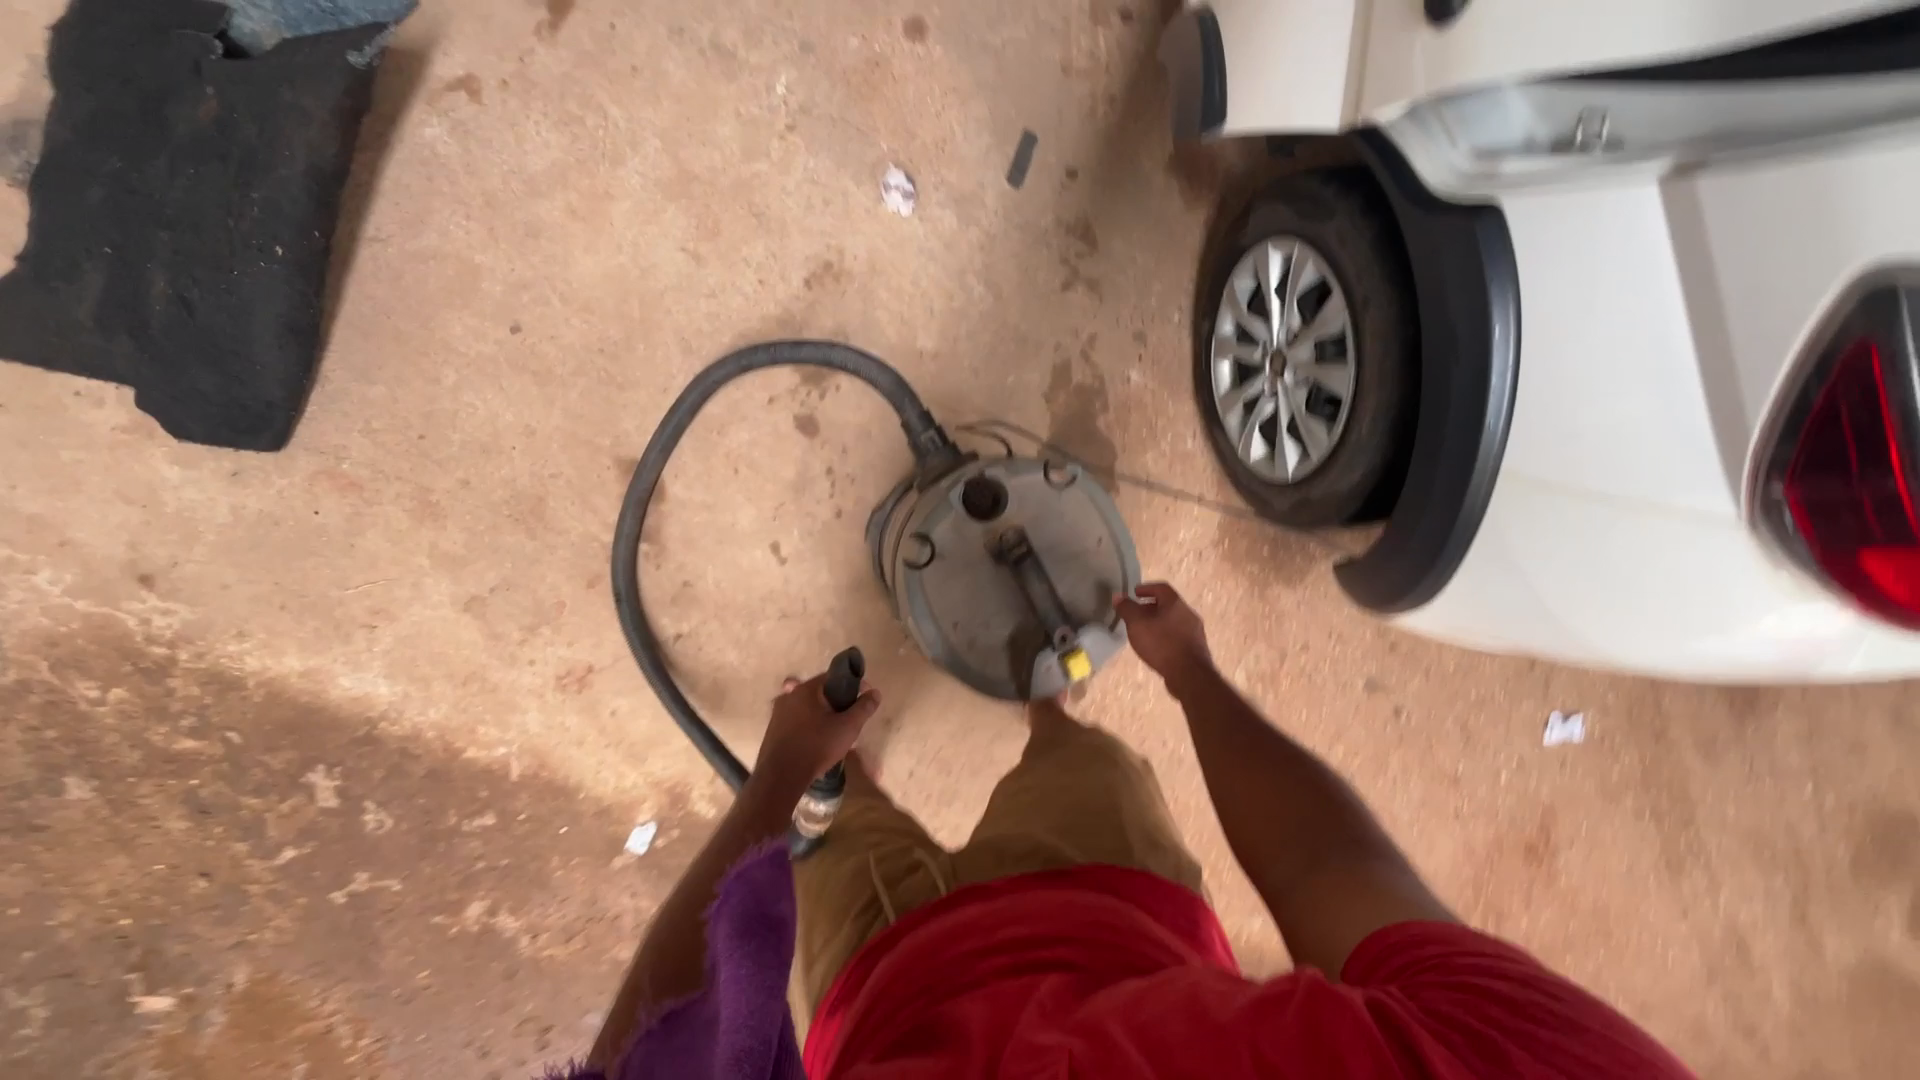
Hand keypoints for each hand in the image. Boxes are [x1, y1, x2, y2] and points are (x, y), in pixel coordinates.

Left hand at [753, 671, 880, 789]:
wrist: (782, 776)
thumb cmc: (817, 746)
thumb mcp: (848, 727)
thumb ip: (863, 708)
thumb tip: (875, 692)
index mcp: (806, 690)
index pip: (833, 677)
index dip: (851, 685)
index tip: (862, 698)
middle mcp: (789, 696)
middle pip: (819, 693)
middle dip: (836, 702)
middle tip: (849, 718)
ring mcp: (778, 713)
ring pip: (807, 708)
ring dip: (821, 715)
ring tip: (834, 732)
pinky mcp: (773, 730)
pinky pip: (796, 721)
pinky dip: (808, 726)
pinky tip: (816, 742)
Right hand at [1115, 582, 1213, 691]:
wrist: (1190, 674)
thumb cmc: (1161, 644)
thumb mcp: (1137, 624)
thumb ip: (1127, 608)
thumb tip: (1118, 596)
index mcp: (1175, 603)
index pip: (1161, 588)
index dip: (1146, 588)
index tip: (1134, 593)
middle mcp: (1188, 613)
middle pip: (1168, 605)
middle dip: (1151, 607)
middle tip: (1136, 614)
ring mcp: (1195, 631)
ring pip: (1174, 621)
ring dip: (1159, 622)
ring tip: (1144, 631)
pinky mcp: (1196, 648)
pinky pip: (1178, 635)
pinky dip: (1166, 636)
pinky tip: (1157, 647)